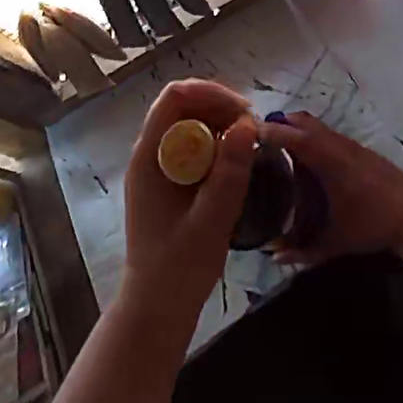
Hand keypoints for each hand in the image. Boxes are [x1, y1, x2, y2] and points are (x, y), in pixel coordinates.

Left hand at [116, 79, 255, 331]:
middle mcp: (151, 152)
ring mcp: (160, 165)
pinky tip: (237, 159)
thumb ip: (228, 175)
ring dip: (221, 122)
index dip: (210, 94)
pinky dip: (218, 142)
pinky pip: (194, 143)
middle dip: (220, 106)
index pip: (174, 98)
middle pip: (184, 105)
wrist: (157, 308)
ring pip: (190, 122)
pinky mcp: (171, 179)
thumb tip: (246, 125)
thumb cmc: (179, 269)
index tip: (244, 112)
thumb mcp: (210, 223)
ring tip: (250, 141)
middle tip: (253, 128)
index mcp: (149, 156)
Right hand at [262, 111, 402, 264]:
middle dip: (278, 124)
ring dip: (292, 127)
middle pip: (303, 122)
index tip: (250, 134)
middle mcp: (339, 146)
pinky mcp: (354, 145)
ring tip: (271, 142)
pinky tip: (299, 152)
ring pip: (314, 124)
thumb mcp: (338, 243)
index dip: (274, 133)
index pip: (299, 138)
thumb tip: (274, 256)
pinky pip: (323, 131)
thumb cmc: (374, 227)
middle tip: (255, 138)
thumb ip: (305, 251)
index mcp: (333, 164)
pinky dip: (306, 133)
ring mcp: (348, 143)